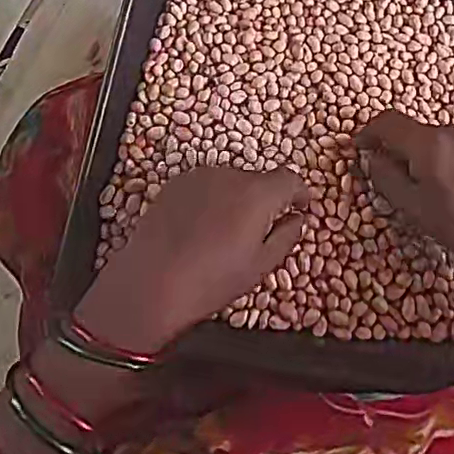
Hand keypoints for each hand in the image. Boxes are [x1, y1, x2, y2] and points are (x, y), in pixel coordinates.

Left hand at [75, 166, 308, 352]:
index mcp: (257, 193)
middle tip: (258, 234)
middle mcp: (230, 174)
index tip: (302, 206)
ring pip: (230, 182)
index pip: (289, 179)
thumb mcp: (260, 265)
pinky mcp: (176, 182)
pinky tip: (201, 229)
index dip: (300, 192)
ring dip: (236, 200)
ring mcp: (200, 175)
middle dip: (264, 201)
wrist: (152, 279)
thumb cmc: (211, 279)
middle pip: (258, 181)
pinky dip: (211, 200)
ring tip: (224, 236)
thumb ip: (286, 235)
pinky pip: (205, 185)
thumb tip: (298, 218)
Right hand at [357, 110, 453, 269]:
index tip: (358, 147)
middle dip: (390, 146)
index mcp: (426, 142)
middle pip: (407, 130)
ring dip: (412, 154)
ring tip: (411, 184)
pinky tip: (436, 185)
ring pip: (427, 139)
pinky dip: (432, 158)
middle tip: (381, 171)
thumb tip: (373, 160)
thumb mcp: (413, 207)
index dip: (367, 132)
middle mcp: (447, 132)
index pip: (386, 122)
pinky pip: (445, 146)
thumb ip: (385, 177)